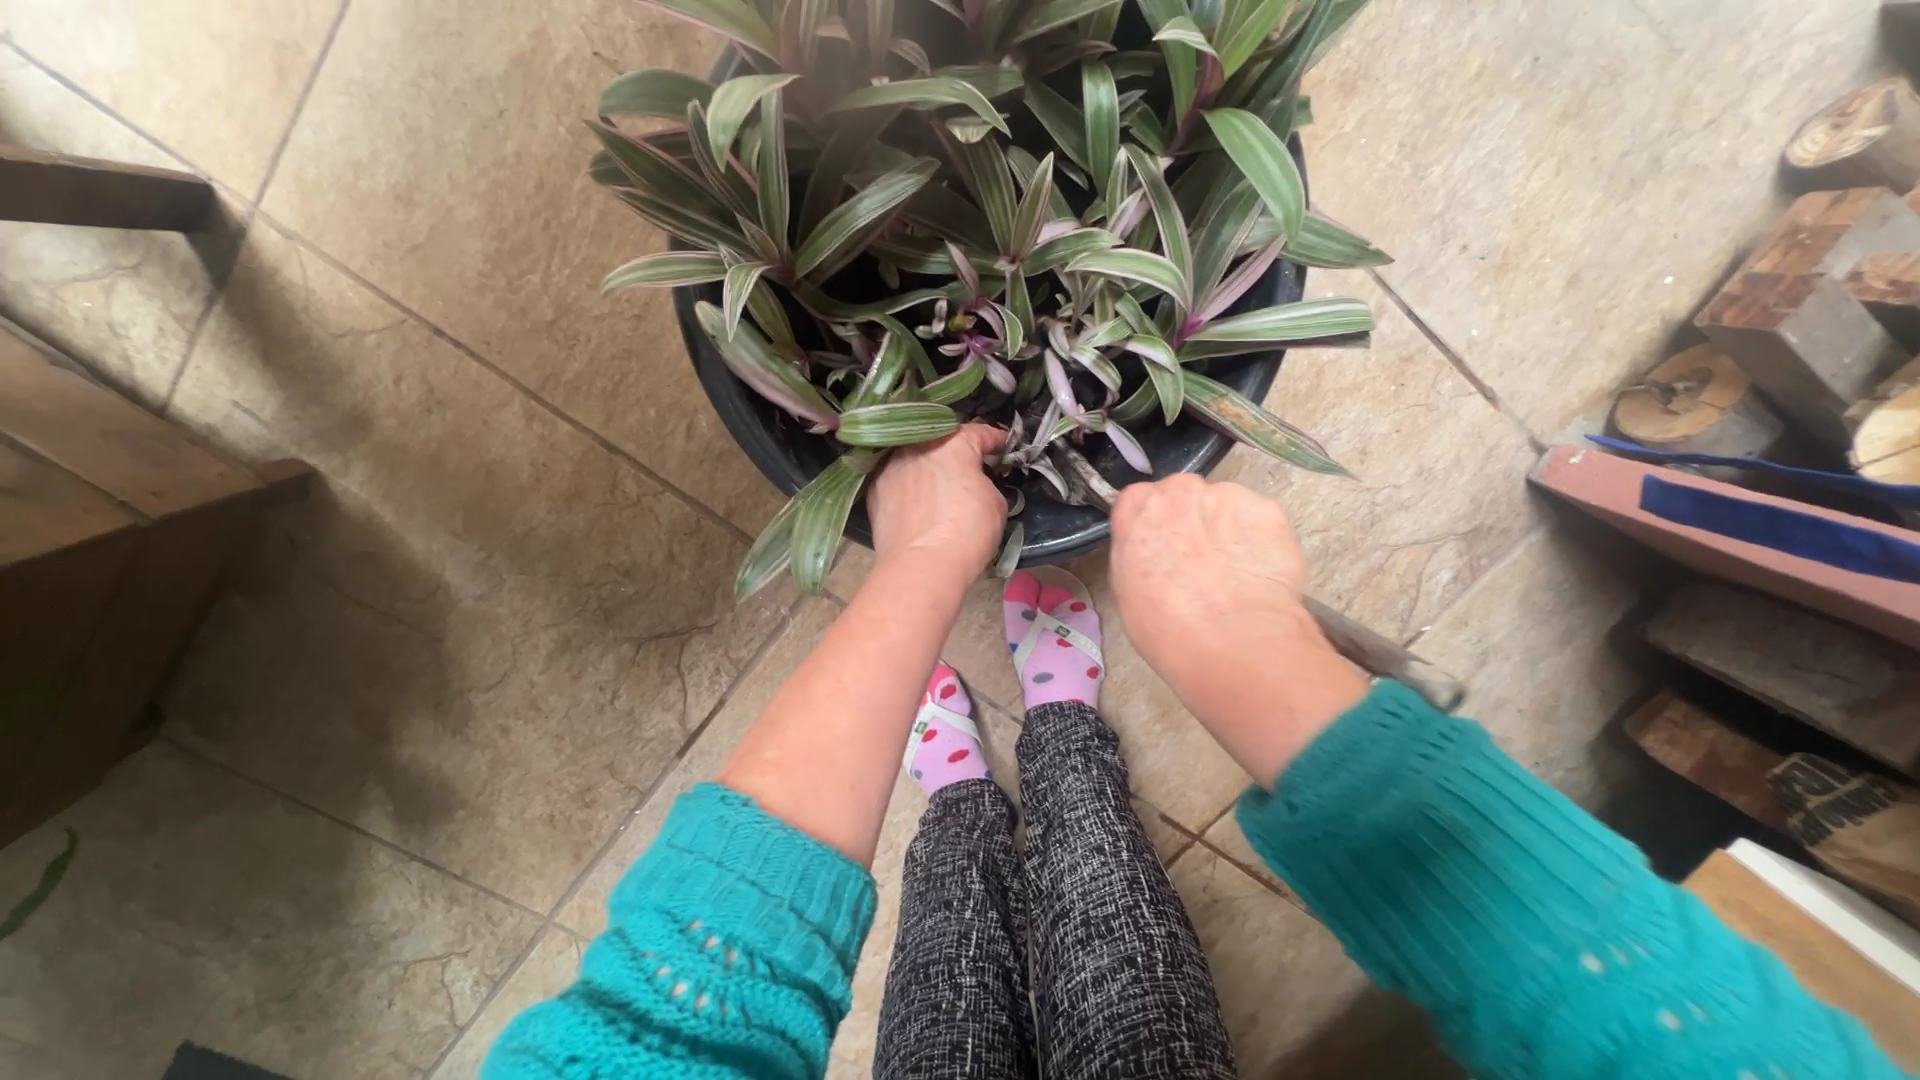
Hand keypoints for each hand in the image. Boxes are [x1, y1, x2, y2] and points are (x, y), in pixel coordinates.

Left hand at [867, 423, 1008, 586]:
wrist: (922, 566)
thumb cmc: (967, 532)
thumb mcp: (996, 503)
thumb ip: (987, 483)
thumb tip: (977, 484)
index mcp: (952, 442)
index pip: (980, 432)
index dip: (997, 441)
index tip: (1005, 448)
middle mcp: (918, 446)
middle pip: (943, 442)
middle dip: (958, 453)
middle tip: (972, 468)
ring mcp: (892, 467)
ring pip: (916, 459)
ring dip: (929, 468)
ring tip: (940, 487)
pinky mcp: (875, 490)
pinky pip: (899, 481)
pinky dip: (909, 487)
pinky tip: (917, 503)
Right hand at [1109, 474, 1367, 784]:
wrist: (1233, 645)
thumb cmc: (1170, 635)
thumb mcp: (1131, 599)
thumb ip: (1136, 561)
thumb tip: (1154, 555)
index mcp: (1135, 517)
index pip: (1136, 500)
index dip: (1153, 529)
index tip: (1166, 555)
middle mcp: (1178, 495)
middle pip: (1180, 495)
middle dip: (1189, 522)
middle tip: (1203, 566)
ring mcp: (1226, 500)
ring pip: (1222, 505)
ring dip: (1226, 529)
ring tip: (1238, 577)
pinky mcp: (1268, 512)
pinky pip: (1257, 519)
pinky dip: (1259, 539)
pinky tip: (1263, 576)